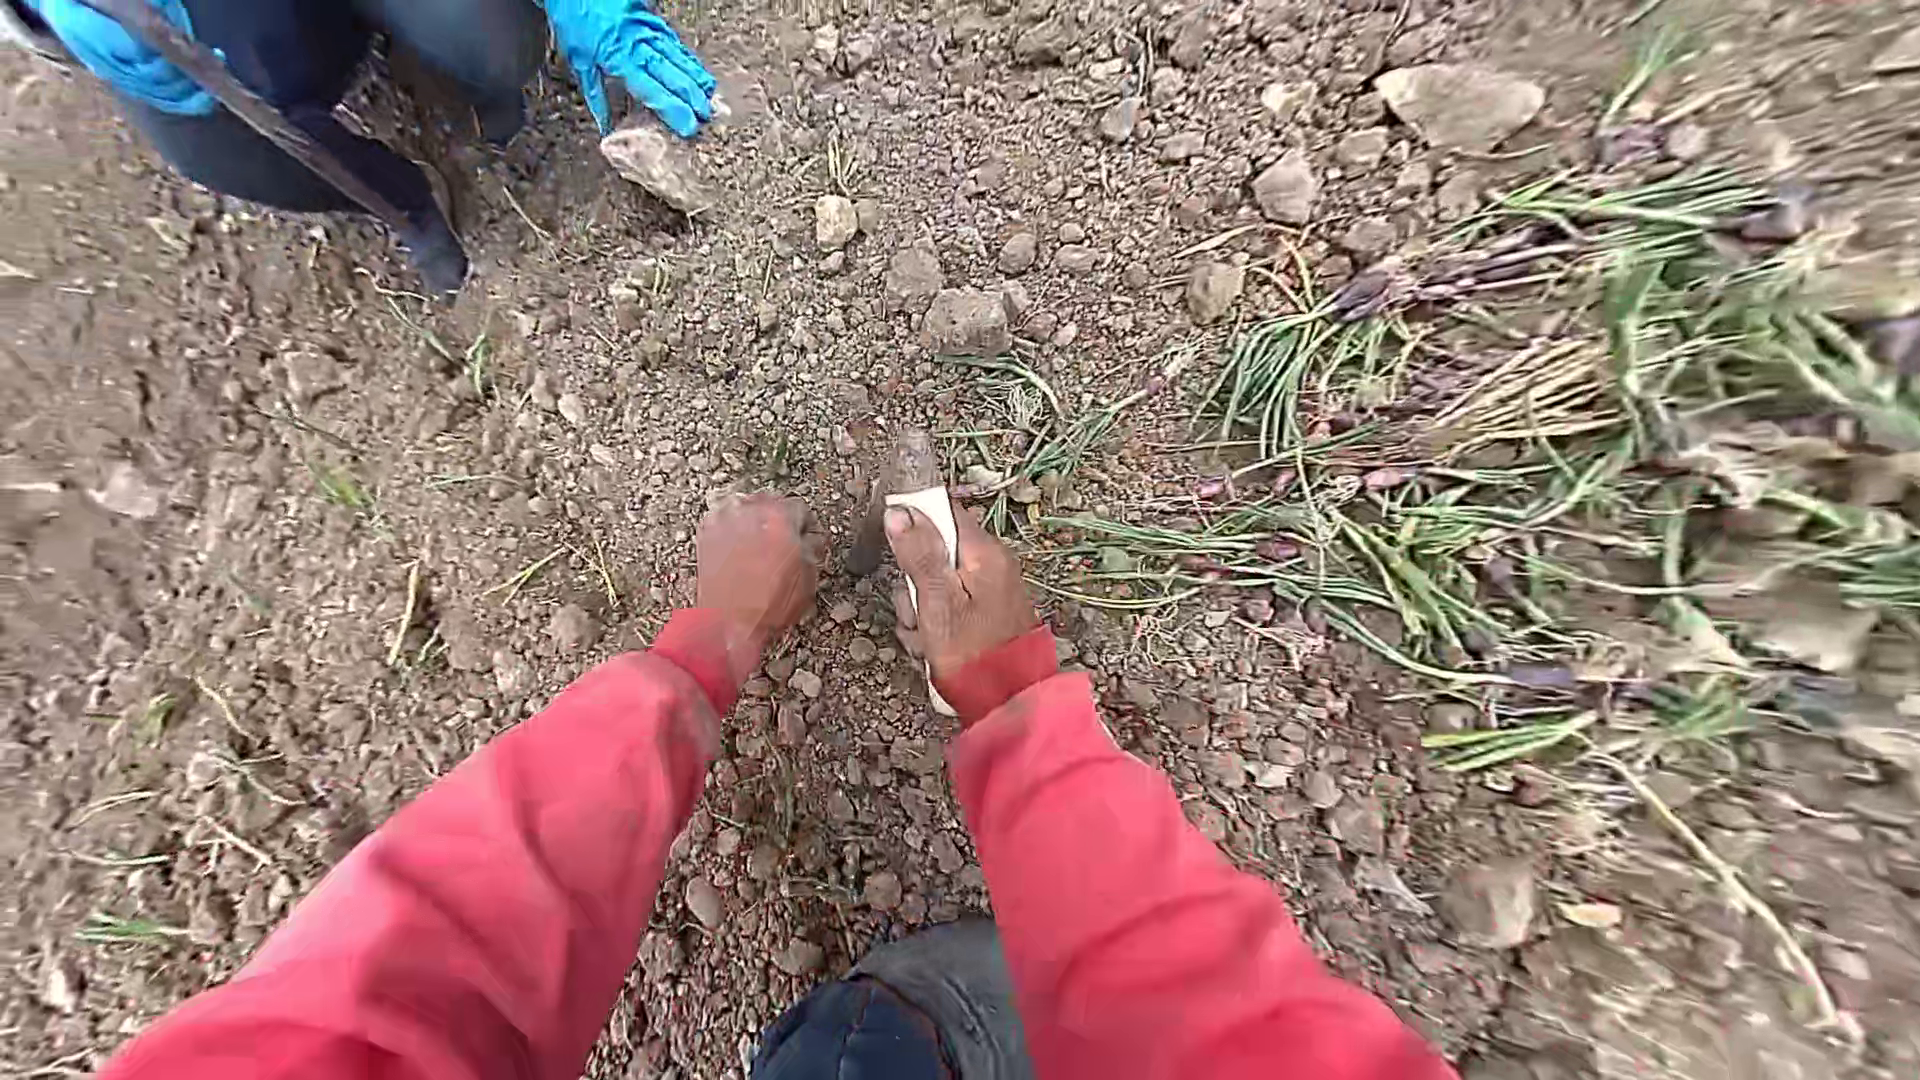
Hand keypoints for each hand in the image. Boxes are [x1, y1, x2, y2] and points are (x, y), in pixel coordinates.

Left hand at [543, 0, 715, 136]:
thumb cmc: (571, 14)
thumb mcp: (578, 58)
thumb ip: (596, 95)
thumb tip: (605, 126)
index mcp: (619, 58)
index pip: (654, 91)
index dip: (674, 111)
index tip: (690, 128)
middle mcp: (638, 44)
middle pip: (674, 75)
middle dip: (693, 98)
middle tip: (707, 116)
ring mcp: (647, 27)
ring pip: (679, 58)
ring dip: (697, 79)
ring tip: (711, 97)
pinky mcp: (651, 15)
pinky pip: (674, 42)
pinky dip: (688, 59)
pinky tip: (697, 72)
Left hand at [697, 493, 824, 672]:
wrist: (728, 623)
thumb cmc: (768, 605)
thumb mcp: (808, 578)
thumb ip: (812, 548)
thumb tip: (810, 538)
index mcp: (782, 519)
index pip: (800, 508)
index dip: (806, 527)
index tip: (805, 540)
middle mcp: (752, 512)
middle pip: (772, 503)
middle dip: (779, 521)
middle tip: (782, 542)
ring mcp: (726, 520)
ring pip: (746, 508)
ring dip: (754, 521)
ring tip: (758, 544)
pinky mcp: (707, 533)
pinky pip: (724, 518)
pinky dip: (732, 527)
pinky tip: (737, 546)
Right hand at [885, 500, 1038, 680]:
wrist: (1008, 704)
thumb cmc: (974, 654)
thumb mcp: (938, 601)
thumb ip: (919, 554)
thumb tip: (900, 512)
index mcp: (984, 554)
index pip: (945, 513)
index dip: (916, 523)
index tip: (898, 547)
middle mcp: (990, 568)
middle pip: (935, 554)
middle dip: (914, 585)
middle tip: (917, 611)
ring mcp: (988, 593)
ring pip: (936, 587)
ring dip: (920, 612)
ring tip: (925, 639)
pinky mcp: (983, 617)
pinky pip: (947, 609)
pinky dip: (934, 628)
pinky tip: (933, 649)